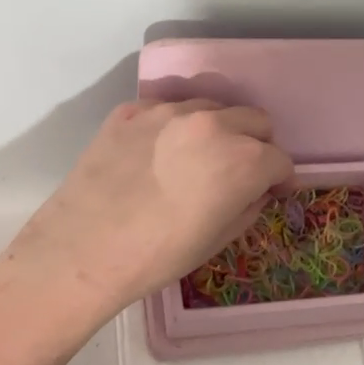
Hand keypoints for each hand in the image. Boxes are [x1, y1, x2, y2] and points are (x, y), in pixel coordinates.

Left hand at [10, 99, 294, 313]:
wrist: (84, 250)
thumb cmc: (159, 256)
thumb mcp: (218, 239)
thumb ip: (248, 206)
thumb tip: (255, 191)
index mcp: (243, 159)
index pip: (280, 159)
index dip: (279, 179)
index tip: (271, 192)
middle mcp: (211, 123)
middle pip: (254, 120)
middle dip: (256, 145)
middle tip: (240, 173)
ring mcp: (168, 112)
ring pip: (212, 108)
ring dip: (217, 130)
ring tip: (197, 160)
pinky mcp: (130, 110)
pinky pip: (167, 111)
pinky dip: (174, 128)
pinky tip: (157, 157)